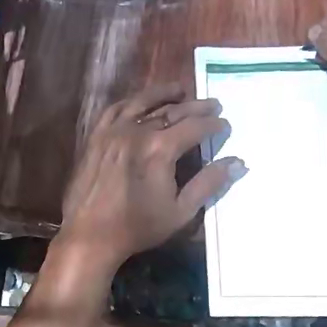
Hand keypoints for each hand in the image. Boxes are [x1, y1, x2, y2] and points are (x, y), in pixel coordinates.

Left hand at [58, 86, 244, 271]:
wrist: (90, 235)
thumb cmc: (137, 227)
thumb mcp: (180, 211)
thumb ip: (208, 183)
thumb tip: (237, 163)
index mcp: (159, 149)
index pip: (195, 127)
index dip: (213, 125)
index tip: (225, 125)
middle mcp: (136, 132)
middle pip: (172, 111)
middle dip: (196, 107)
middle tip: (213, 105)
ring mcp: (112, 132)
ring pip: (142, 103)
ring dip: (163, 94)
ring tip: (180, 91)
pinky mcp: (95, 138)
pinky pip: (114, 111)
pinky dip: (130, 103)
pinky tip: (139, 103)